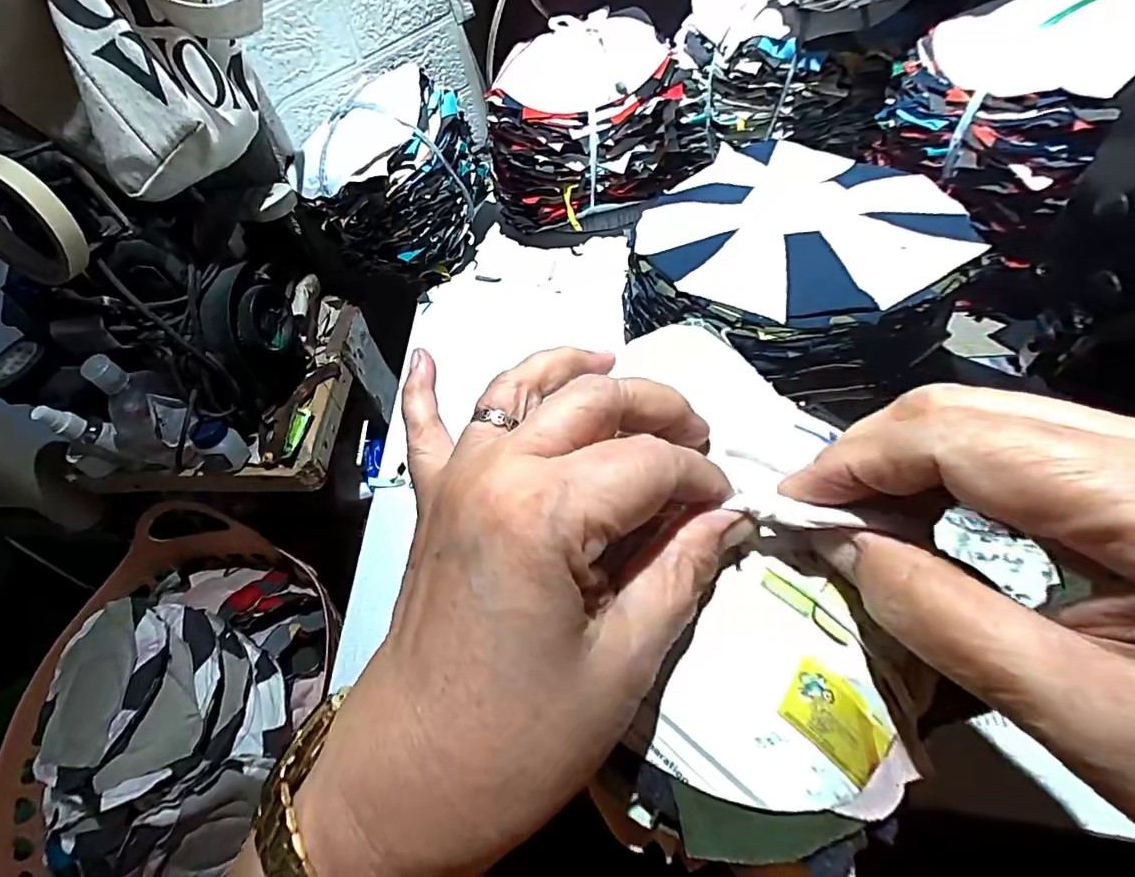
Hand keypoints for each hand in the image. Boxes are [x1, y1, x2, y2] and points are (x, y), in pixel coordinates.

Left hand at [295, 347, 745, 874]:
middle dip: (655, 406)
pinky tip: (430, 356)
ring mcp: (455, 478)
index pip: (647, 462)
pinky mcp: (431, 499)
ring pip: (516, 388)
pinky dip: (427, 390)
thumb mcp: (621, 665)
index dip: (698, 477)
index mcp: (543, 511)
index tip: (725, 502)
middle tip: (696, 435)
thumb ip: (679, 573)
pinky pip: (424, 428)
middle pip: (590, 400)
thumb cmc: (518, 739)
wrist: (409, 778)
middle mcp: (495, 471)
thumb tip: (725, 519)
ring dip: (567, 367)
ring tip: (611, 362)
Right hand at [780, 385, 1134, 876]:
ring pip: (1026, 428)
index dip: (864, 459)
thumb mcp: (1109, 736)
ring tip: (872, 518)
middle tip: (823, 510)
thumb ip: (950, 622)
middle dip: (887, 455)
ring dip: (932, 467)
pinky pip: (1070, 462)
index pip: (976, 437)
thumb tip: (846, 548)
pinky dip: (988, 485)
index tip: (796, 499)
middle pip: (997, 414)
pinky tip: (953, 521)